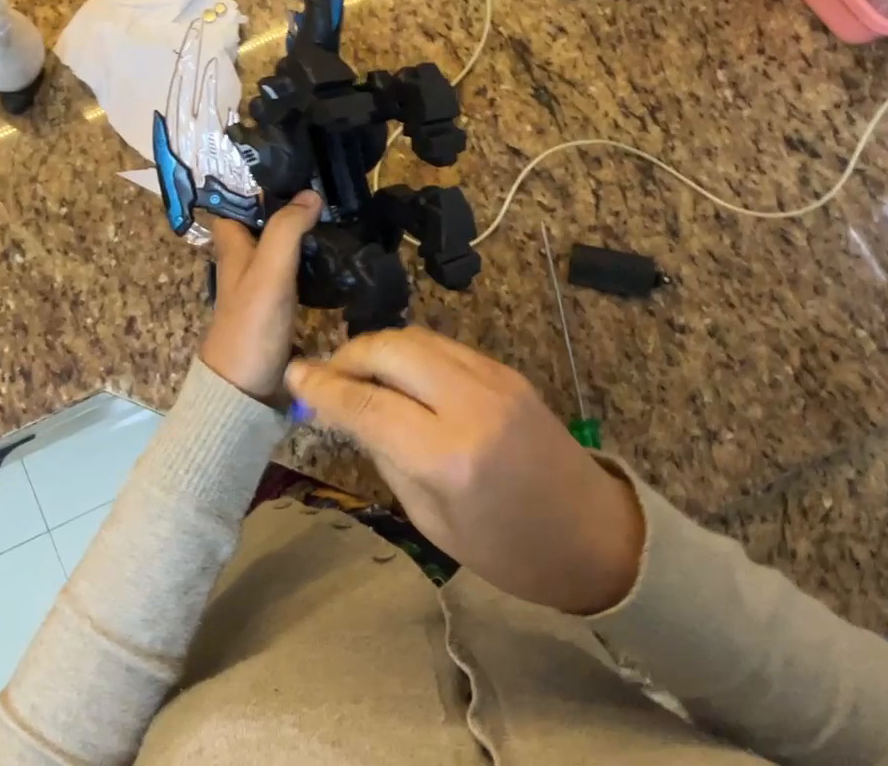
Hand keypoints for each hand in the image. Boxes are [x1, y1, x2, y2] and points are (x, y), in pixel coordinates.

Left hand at [197, 190, 321, 399]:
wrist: (246, 392)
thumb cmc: (250, 327)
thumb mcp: (268, 272)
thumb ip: (286, 231)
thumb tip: (310, 193)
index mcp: (231, 249)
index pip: (231, 204)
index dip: (248, 183)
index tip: (283, 163)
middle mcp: (243, 265)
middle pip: (259, 225)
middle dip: (284, 204)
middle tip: (323, 186)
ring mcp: (261, 289)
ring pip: (279, 249)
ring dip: (300, 232)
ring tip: (337, 212)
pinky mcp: (279, 312)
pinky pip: (295, 276)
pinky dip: (311, 263)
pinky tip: (336, 258)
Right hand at [285, 327, 644, 614]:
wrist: (595, 536)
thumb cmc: (507, 550)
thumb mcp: (431, 518)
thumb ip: (387, 455)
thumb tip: (347, 412)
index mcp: (450, 456)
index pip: (367, 404)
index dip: (323, 388)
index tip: (292, 377)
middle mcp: (472, 404)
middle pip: (390, 351)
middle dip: (347, 356)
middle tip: (322, 377)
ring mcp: (494, 380)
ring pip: (415, 338)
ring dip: (376, 348)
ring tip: (353, 374)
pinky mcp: (506, 372)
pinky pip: (442, 346)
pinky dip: (408, 352)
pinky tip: (394, 375)